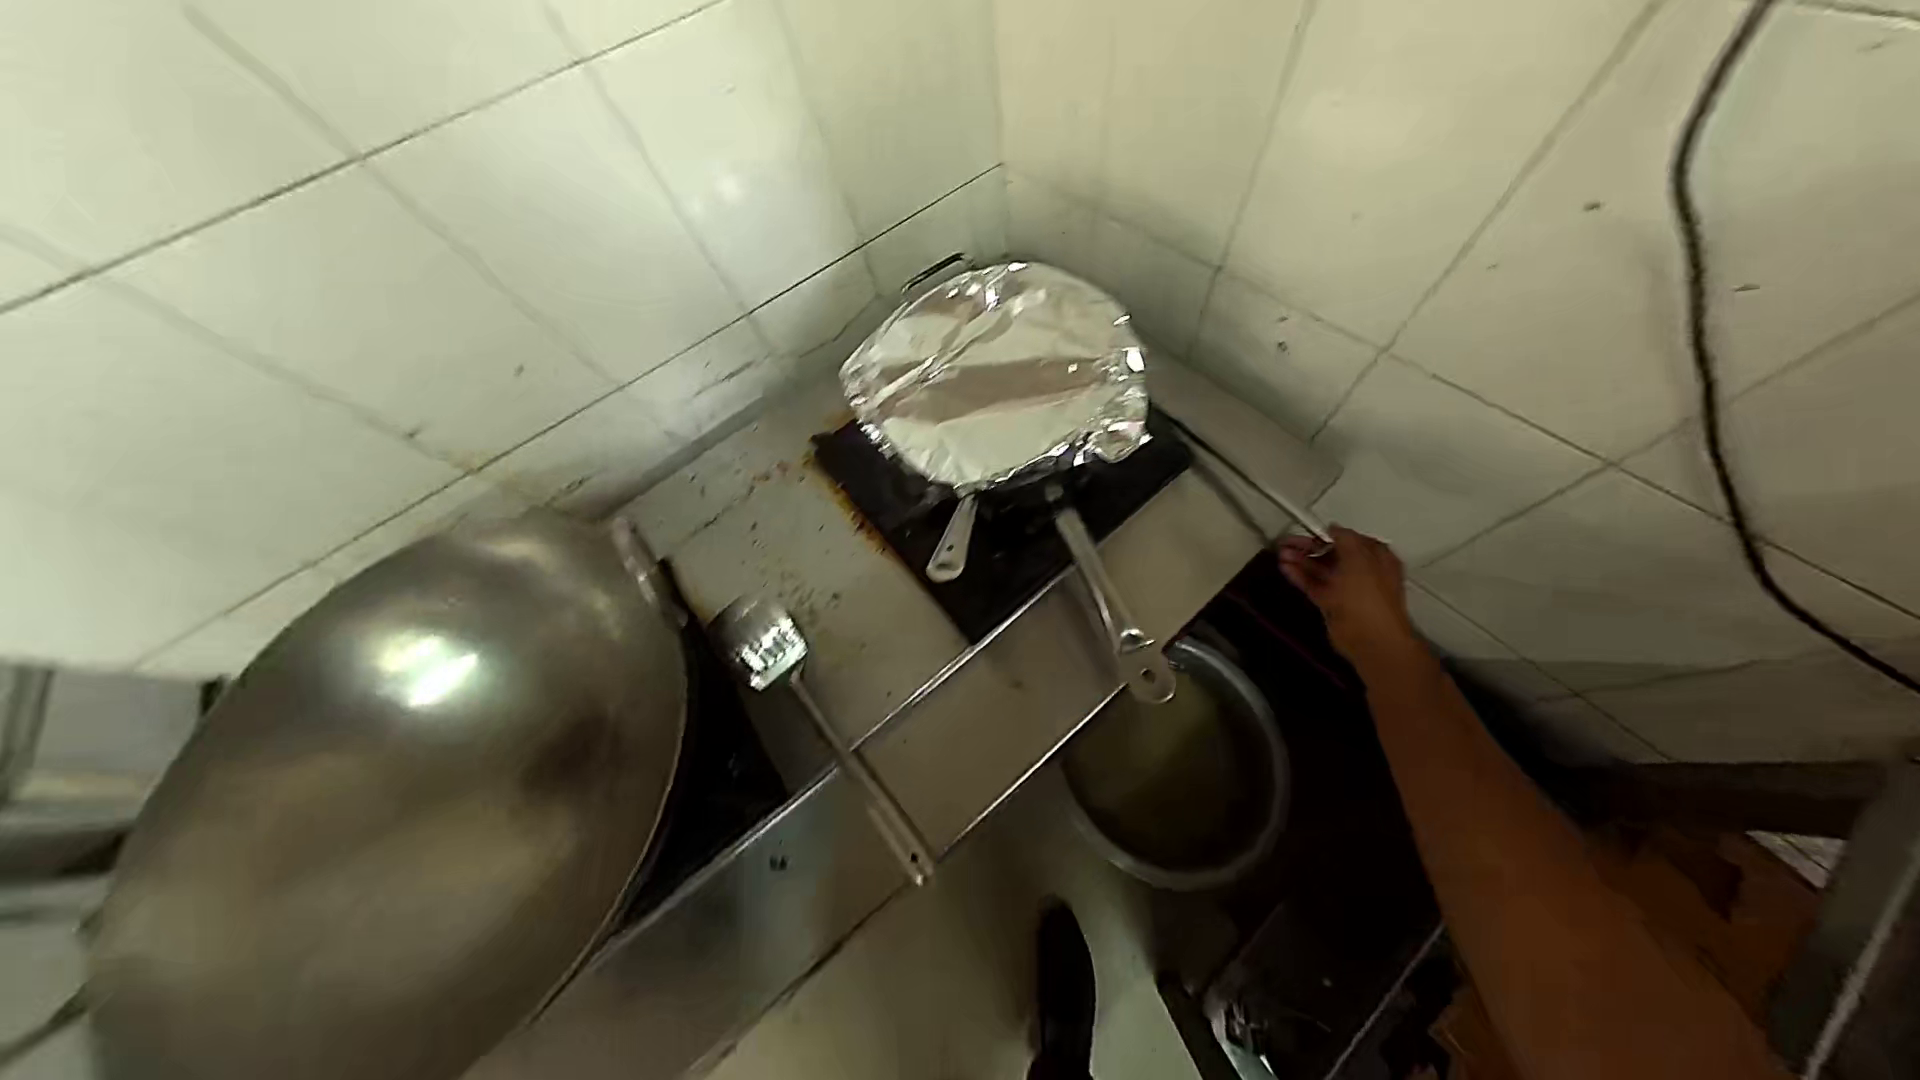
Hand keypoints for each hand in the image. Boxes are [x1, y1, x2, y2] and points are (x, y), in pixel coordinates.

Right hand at [1277, 526, 1419, 666]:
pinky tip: (1285, 568)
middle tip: (1286, 542)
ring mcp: (1345, 589)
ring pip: (1320, 569)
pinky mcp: (1331, 603)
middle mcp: (1362, 571)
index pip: (1351, 539)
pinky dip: (1300, 576)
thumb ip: (1345, 539)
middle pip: (1332, 554)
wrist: (1369, 637)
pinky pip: (1313, 585)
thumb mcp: (1360, 558)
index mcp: (1376, 558)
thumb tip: (1333, 528)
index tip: (1310, 530)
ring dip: (1301, 560)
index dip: (1330, 534)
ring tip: (1280, 553)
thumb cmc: (1368, 594)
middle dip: (1309, 547)